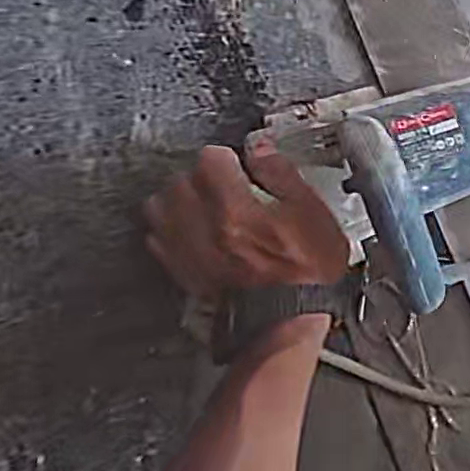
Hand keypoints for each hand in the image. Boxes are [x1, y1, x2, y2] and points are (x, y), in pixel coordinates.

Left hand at [143, 140, 349, 299]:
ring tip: (203, 203)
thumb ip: (283, 177)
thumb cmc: (306, 272)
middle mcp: (205, 228)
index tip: (241, 166)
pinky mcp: (183, 271)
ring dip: (179, 198)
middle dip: (203, 176)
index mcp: (237, 210)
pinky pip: (157, 237)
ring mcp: (189, 252)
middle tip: (226, 183)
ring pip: (160, 206)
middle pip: (181, 179)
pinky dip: (170, 227)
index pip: (210, 159)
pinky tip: (192, 228)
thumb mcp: (312, 214)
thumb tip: (262, 151)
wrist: (289, 319)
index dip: (229, 157)